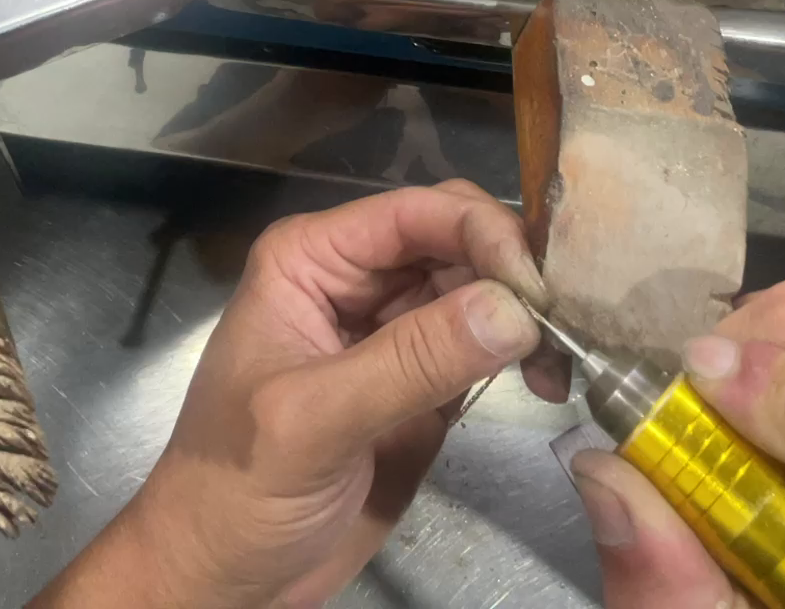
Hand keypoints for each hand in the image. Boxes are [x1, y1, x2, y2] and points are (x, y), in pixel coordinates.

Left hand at [32, 182, 548, 607]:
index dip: (480, 232)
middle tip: (559, 323)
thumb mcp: (312, 420)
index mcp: (313, 257)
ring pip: (474, 284)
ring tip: (558, 360)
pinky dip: (517, 350)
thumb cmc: (237, 487)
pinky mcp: (420, 376)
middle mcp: (354, 275)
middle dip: (508, 268)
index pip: (412, 213)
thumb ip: (410, 361)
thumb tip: (513, 308)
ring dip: (521, 312)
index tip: (536, 288)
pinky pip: (479, 340)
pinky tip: (543, 378)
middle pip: (451, 237)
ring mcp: (390, 325)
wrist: (225, 571)